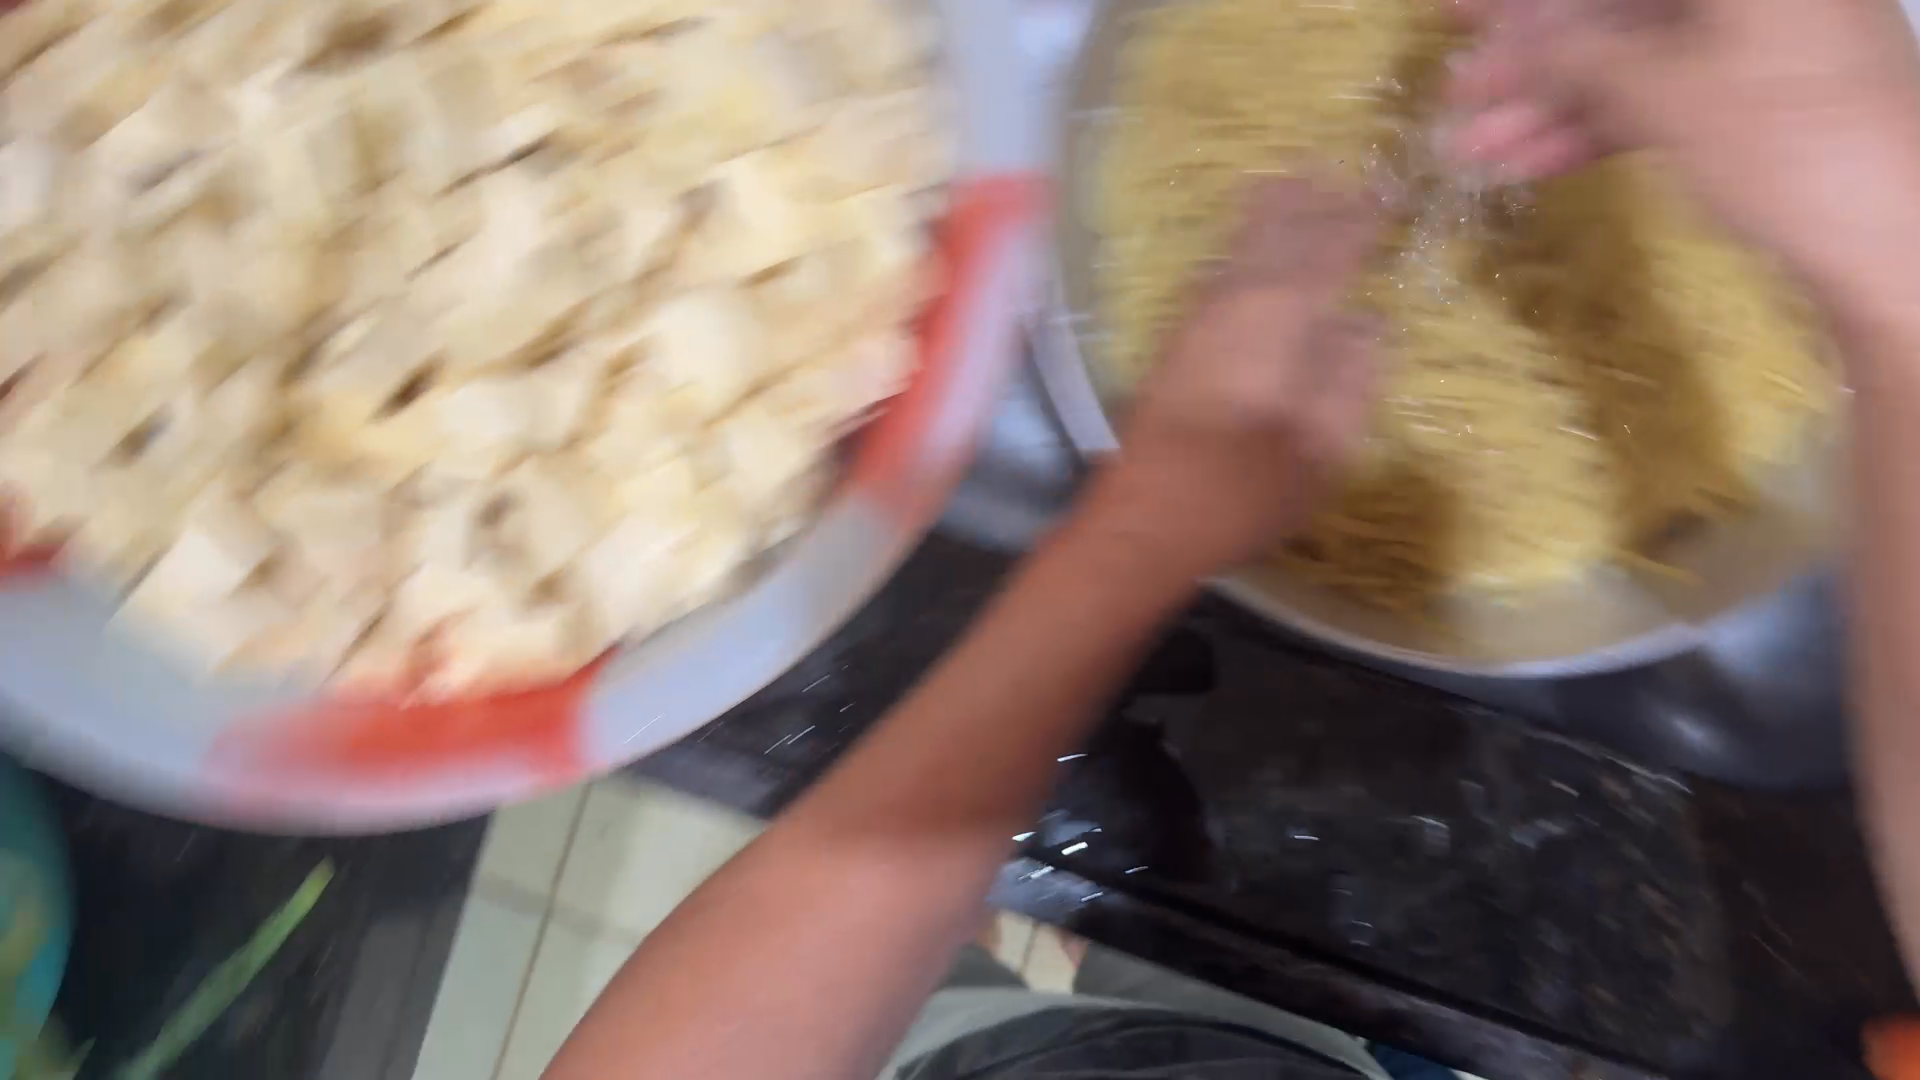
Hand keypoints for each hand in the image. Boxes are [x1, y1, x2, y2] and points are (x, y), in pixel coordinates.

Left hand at [1083, 178, 1379, 577]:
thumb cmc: (1239, 494)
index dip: (1359, 219)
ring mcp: (1190, 330)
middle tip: (1330, 171)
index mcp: (1278, 322)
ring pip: (1231, 256)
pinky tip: (1238, 266)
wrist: (1141, 523)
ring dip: (1262, 223)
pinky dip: (1230, 261)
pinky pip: (1207, 285)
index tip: (1388, 190)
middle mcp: (1229, 310)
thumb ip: (1349, 379)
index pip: (1329, 250)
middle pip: (1270, 238)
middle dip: (1304, 203)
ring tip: (1288, 190)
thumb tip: (1366, 326)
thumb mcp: (1320, 451)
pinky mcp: (1167, 356)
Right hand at [1447, 0, 1919, 305]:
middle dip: (1532, 61)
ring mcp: (1746, 51)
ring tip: (1473, 149)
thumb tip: (1517, 31)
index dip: (1535, 1)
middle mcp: (1747, 3)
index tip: (1464, 14)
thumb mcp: (1671, 95)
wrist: (1881, 233)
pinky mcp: (1737, 101)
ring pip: (1622, 68)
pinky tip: (1528, 166)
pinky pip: (1645, 105)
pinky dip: (1586, 135)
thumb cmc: (1787, 145)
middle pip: (1618, 17)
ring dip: (1544, 111)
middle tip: (1461, 90)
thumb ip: (1587, 58)